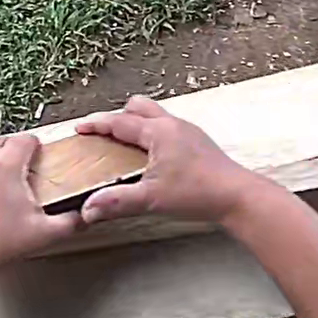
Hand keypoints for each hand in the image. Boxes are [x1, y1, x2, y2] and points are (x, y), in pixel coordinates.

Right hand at [73, 96, 269, 224]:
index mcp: (159, 131)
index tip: (80, 128)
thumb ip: (117, 202)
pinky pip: (167, 128)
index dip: (97, 124)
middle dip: (118, 117)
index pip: (120, 122)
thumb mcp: (152, 199)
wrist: (237, 196)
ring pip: (155, 116)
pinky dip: (152, 134)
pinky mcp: (197, 142)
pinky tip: (150, 157)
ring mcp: (188, 131)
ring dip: (137, 125)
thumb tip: (87, 209)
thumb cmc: (198, 193)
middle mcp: (173, 125)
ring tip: (123, 147)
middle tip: (102, 136)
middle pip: (139, 108)